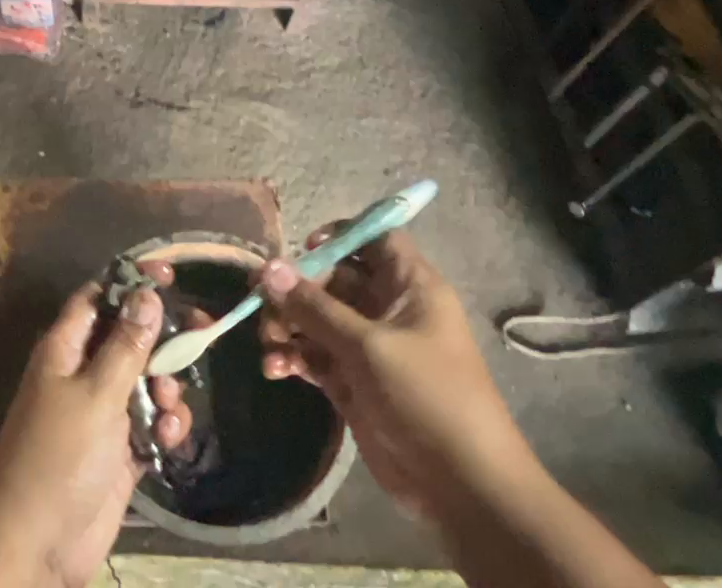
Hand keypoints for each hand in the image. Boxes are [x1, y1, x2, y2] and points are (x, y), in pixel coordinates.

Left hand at [0, 276, 189, 587]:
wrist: (38, 543)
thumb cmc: (60, 457)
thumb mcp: (96, 395)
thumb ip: (126, 346)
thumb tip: (146, 294)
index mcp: (64, 349)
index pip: (98, 297)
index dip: (130, 282)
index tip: (169, 275)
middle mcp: (81, 372)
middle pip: (129, 337)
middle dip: (163, 338)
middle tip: (202, 333)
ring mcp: (100, 411)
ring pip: (146, 379)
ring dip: (166, 387)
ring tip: (167, 408)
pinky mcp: (118, 448)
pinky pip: (149, 420)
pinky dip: (163, 424)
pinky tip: (167, 437)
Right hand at [257, 229, 538, 522]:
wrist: (461, 485)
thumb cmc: (427, 397)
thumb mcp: (368, 346)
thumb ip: (314, 307)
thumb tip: (267, 269)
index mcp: (409, 287)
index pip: (376, 240)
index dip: (340, 236)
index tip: (301, 249)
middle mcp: (388, 310)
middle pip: (333, 279)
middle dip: (295, 290)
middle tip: (260, 304)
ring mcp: (369, 348)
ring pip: (316, 319)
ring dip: (287, 326)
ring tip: (269, 344)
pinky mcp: (353, 382)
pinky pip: (313, 355)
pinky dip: (292, 358)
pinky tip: (275, 370)